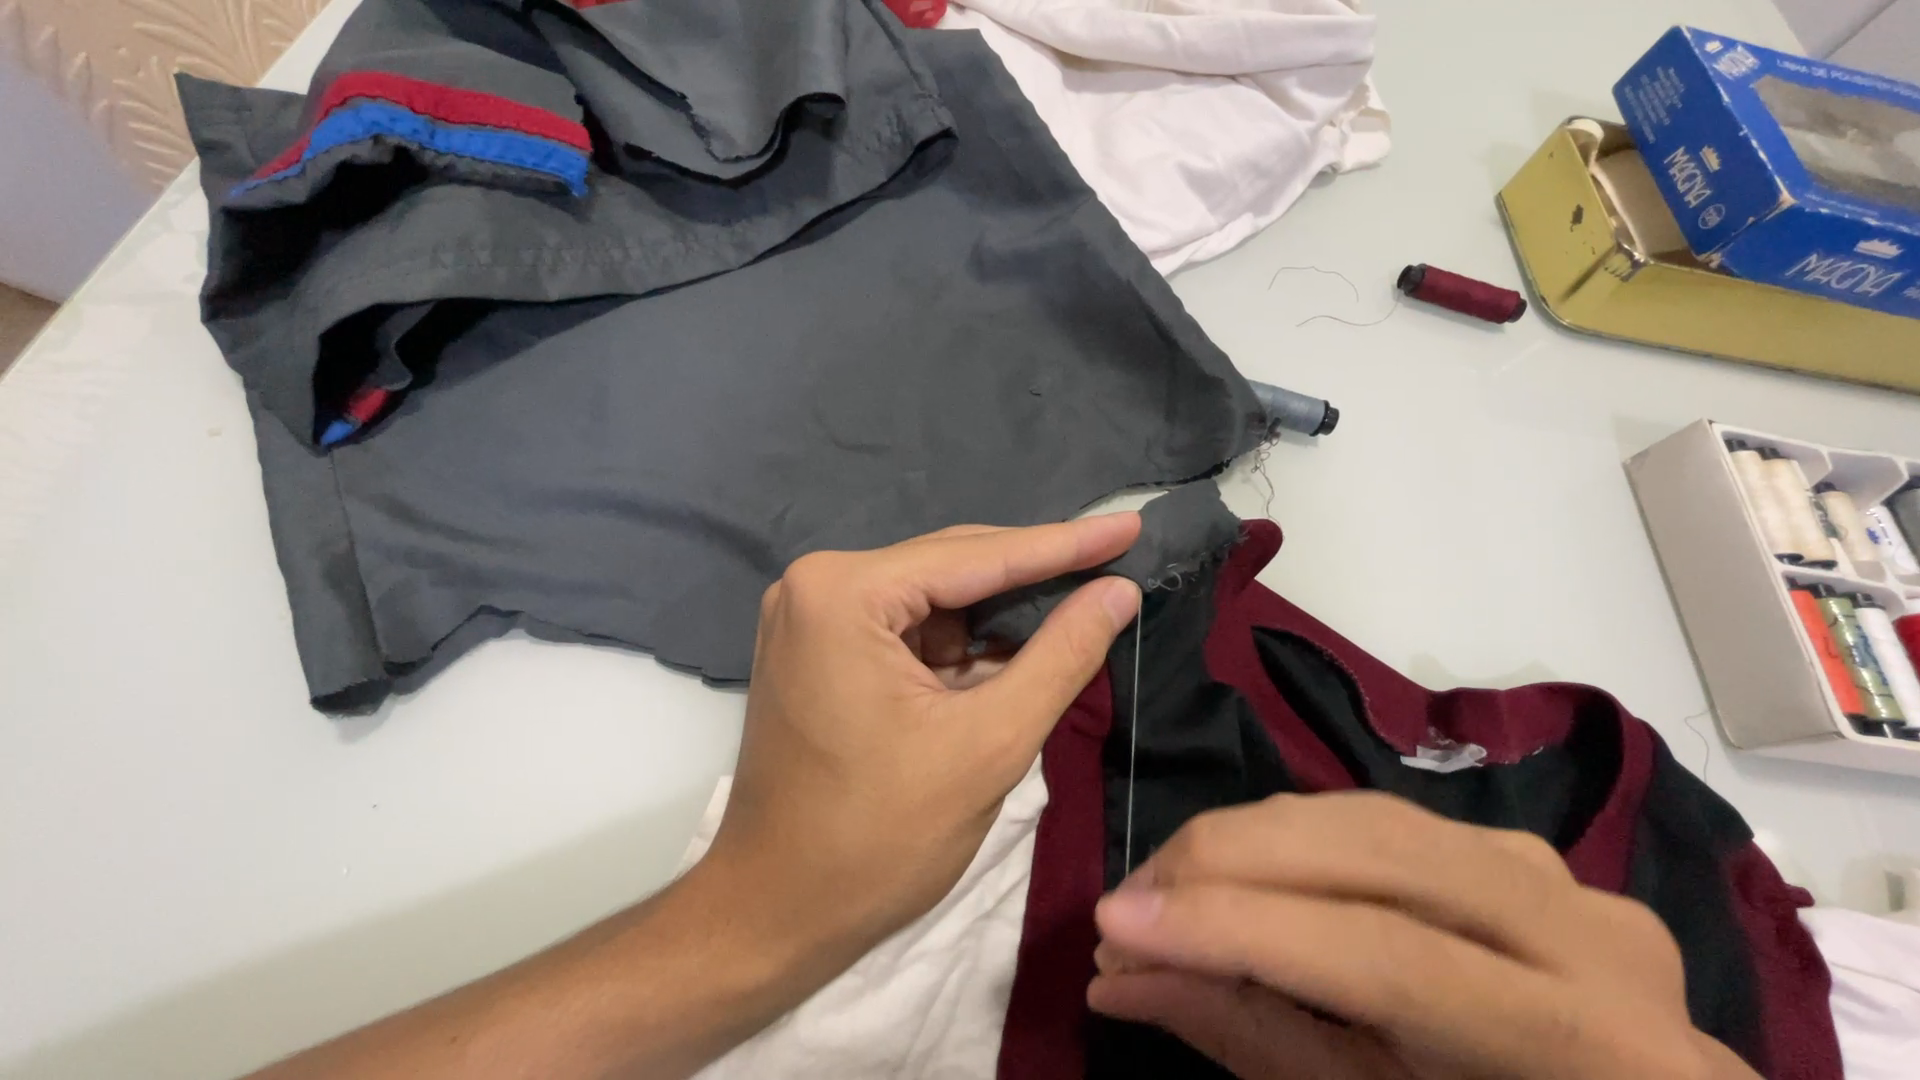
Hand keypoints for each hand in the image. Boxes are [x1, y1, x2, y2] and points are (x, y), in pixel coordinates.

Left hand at [697, 515, 1143, 977]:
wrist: (777, 913)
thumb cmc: (880, 838)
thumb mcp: (989, 744)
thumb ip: (1060, 656)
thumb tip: (1117, 591)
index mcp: (844, 593)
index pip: (976, 557)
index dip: (1064, 545)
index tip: (1130, 526)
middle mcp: (818, 584)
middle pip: (950, 567)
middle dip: (1032, 575)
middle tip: (1115, 562)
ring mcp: (811, 615)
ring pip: (933, 598)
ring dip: (999, 616)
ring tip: (1077, 608)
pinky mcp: (818, 648)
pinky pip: (908, 627)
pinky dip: (961, 645)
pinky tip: (1012, 654)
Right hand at [1087, 793, 1760, 1079]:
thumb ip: (1252, 1038)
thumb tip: (1117, 978)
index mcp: (1589, 1044)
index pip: (1386, 956)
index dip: (1238, 931)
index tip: (1114, 928)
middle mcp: (1586, 929)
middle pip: (1371, 851)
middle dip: (1225, 862)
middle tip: (1126, 905)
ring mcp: (1552, 872)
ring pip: (1362, 817)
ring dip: (1244, 842)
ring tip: (1163, 887)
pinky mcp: (1508, 848)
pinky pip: (1374, 821)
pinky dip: (1286, 840)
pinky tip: (1232, 871)